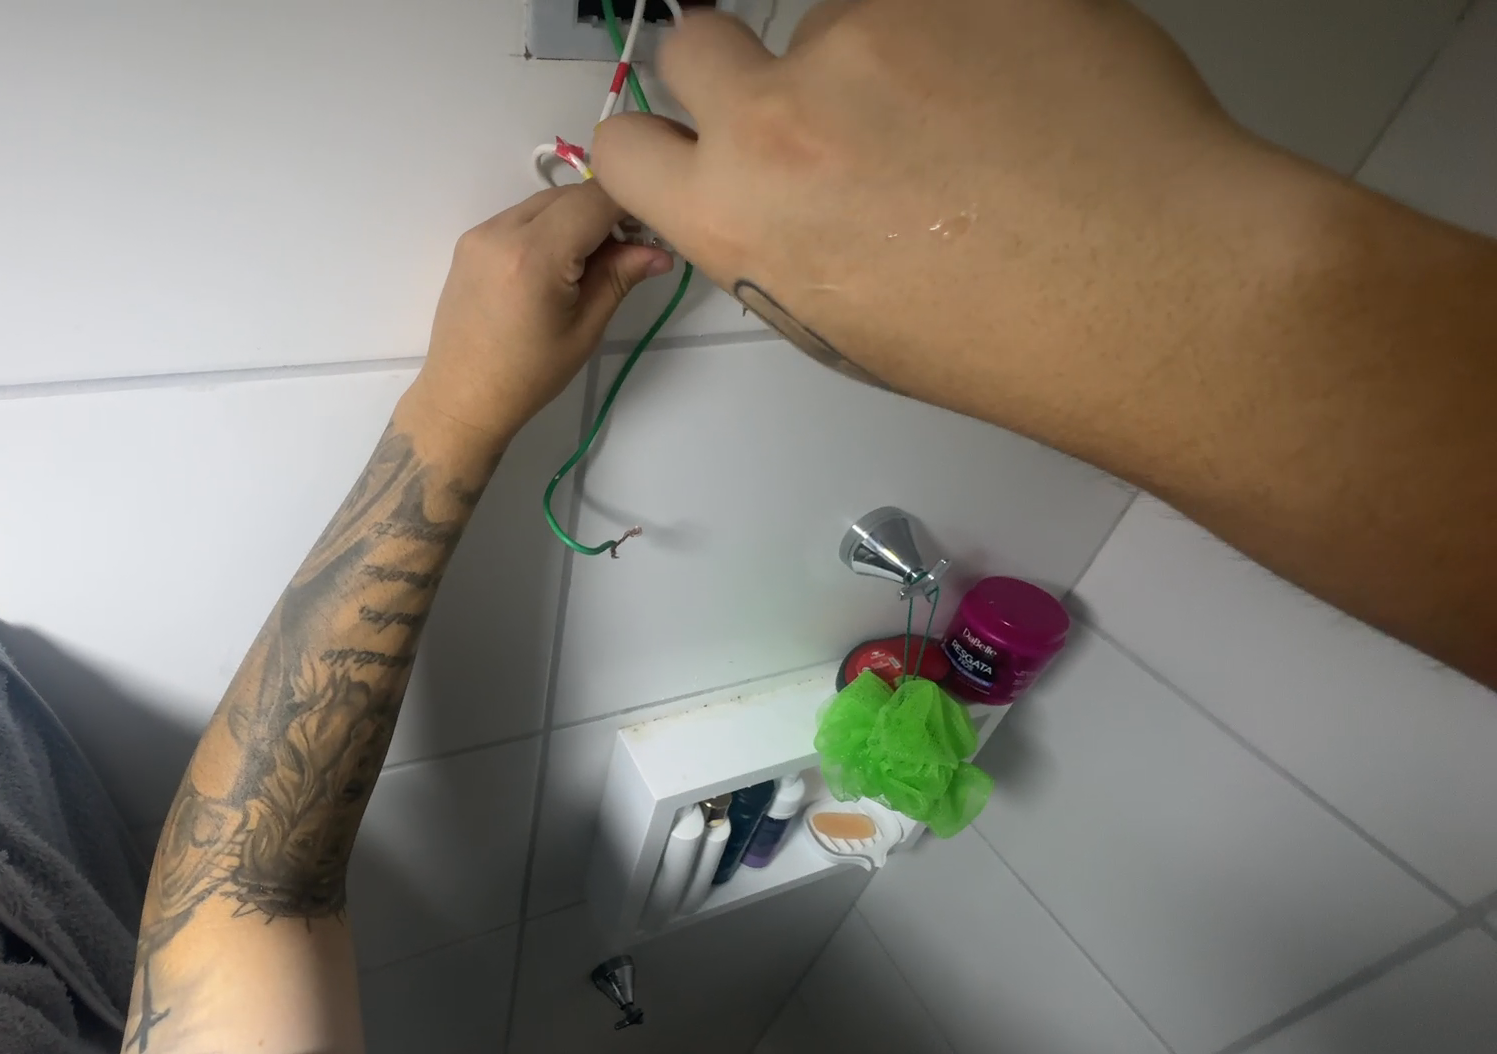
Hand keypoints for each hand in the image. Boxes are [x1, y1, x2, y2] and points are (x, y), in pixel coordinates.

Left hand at [404, 182, 673, 447]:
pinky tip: (553, 267)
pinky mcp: (469, 242)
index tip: (650, 229)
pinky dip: (546, 228)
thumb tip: (660, 252)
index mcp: (535, 256)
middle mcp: (502, 231)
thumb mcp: (584, 330)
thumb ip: (619, 279)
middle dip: (603, 213)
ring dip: (574, 220)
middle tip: (624, 253)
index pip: (595, 200)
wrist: (462, 397)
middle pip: (569, 194)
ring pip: (544, 203)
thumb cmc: (528, 376)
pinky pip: (519, 218)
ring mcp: (480, 233)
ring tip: (587, 265)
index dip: (629, 205)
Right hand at [591, 1, 1322, 421]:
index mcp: (729, 216)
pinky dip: (944, 29)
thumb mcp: (816, 312)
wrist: (1123, 283)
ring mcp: (864, 32)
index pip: (619, 148)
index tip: (680, 143)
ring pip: (827, 18)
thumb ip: (757, 232)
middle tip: (801, 108)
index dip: (645, 144)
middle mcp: (772, 116)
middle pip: (690, 41)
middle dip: (728, 71)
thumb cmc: (967, 332)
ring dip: (863, 55)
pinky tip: (999, 84)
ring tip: (946, 116)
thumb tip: (751, 184)